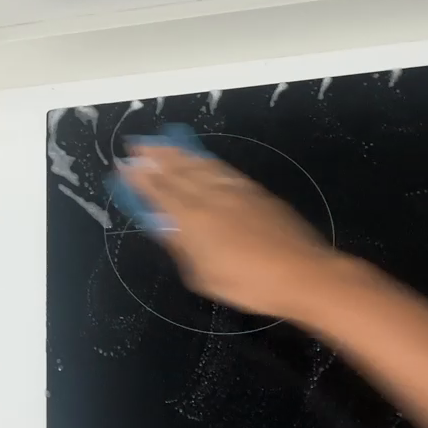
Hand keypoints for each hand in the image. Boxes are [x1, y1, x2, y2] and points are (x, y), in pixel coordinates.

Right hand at [118, 143, 347, 317]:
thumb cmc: (249, 283)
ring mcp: (232, 191)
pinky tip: (199, 157)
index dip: (140, 178)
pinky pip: (221, 169)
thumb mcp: (203, 274)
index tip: (125, 166)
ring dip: (177, 153)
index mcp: (192, 220)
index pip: (159, 192)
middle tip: (138, 146)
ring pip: (198, 165)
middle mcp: (209, 198)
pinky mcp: (253, 191)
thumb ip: (180, 245)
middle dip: (154, 158)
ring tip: (161, 144)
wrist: (302, 273)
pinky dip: (205, 160)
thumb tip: (162, 225)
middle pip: (176, 172)